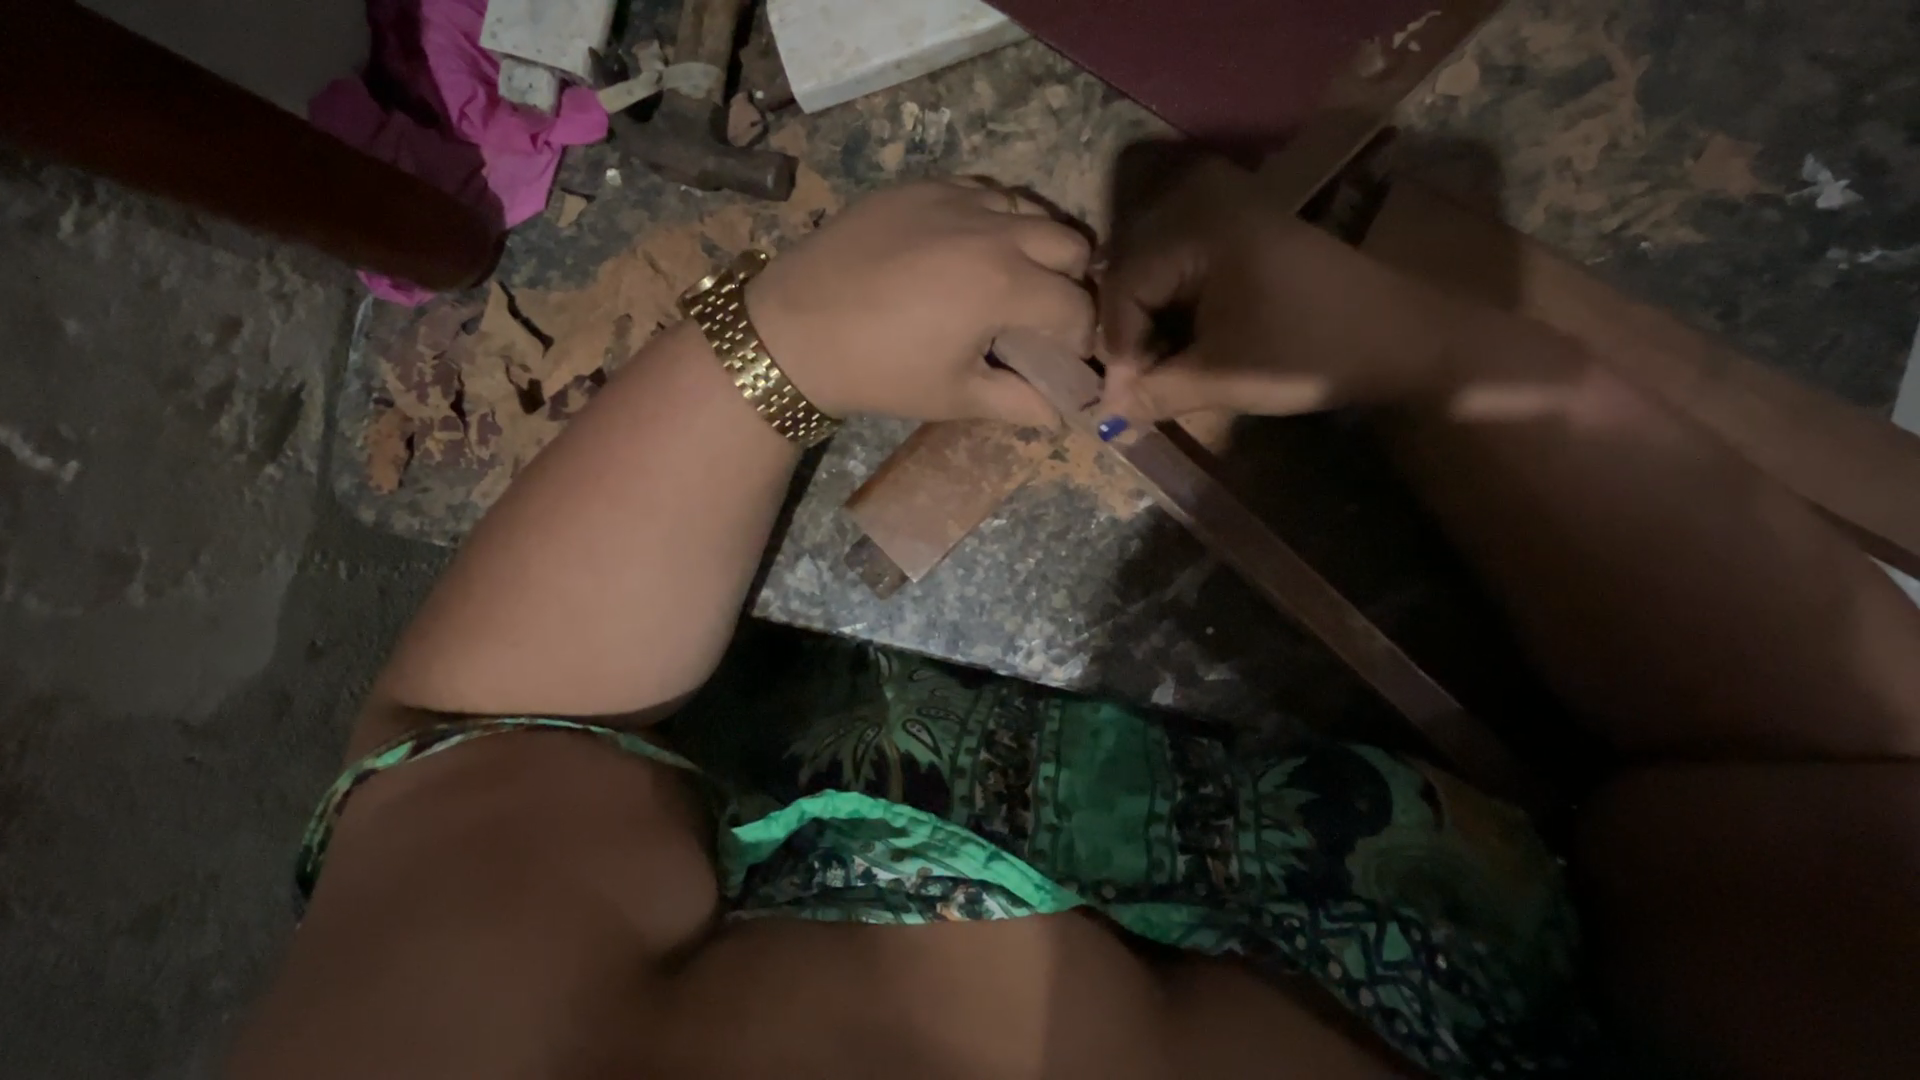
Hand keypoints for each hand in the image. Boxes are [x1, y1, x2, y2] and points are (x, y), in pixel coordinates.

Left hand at [746, 180, 1094, 426]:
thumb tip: (1064, 412)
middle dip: (1071, 284)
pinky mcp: (921, 185)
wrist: (794, 331)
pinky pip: (983, 192)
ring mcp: (955, 198)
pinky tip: (967, 250)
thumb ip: (1021, 403)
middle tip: (1042, 316)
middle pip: (1071, 246)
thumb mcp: (955, 397)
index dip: (1082, 340)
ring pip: (1031, 209)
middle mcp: (992, 229)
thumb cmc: (879, 372)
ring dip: (1037, 246)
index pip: (1078, 308)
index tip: (1065, 358)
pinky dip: (994, 219)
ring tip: (1009, 279)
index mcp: (1004, 285)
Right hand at [1097, 161, 1461, 422]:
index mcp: (1200, 224)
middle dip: (1129, 339)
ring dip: (1148, 331)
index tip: (1123, 401)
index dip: (1117, 349)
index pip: (1122, 286)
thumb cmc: (1311, 352)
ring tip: (1158, 378)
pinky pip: (1178, 274)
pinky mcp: (1235, 235)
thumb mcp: (1222, 377)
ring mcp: (1220, 214)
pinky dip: (1172, 317)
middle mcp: (1201, 203)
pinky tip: (1182, 353)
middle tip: (1135, 392)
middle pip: (1131, 277)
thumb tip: (1103, 415)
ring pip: (1151, 278)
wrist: (1404, 337)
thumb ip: (1152, 392)